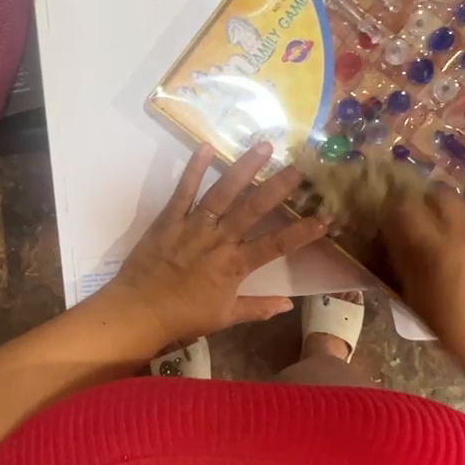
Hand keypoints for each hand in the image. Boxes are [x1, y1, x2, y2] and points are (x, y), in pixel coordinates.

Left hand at [99, 143, 329, 345]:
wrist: (138, 313)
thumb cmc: (183, 318)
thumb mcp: (224, 318)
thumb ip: (257, 308)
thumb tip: (288, 305)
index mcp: (234, 266)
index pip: (276, 245)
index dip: (303, 231)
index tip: (326, 217)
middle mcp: (218, 241)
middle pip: (253, 210)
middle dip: (278, 187)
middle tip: (299, 167)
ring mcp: (192, 227)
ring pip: (222, 193)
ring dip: (243, 169)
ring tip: (264, 147)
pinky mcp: (168, 220)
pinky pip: (183, 191)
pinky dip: (194, 169)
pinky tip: (207, 147)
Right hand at [380, 183, 464, 364]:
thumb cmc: (455, 331)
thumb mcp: (418, 299)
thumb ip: (405, 261)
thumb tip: (395, 236)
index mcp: (438, 249)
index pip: (408, 207)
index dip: (396, 204)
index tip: (392, 211)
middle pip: (443, 194)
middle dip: (429, 199)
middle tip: (422, 216)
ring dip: (454, 224)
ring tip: (453, 250)